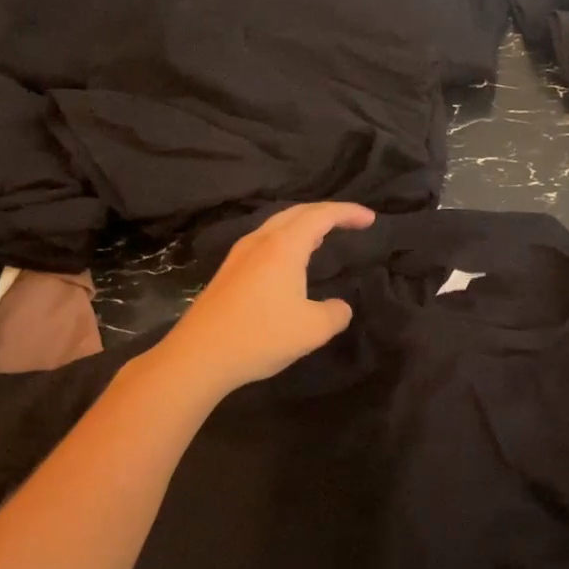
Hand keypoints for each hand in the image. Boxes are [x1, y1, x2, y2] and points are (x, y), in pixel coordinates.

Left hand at [146, 202, 375, 399]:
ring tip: (323, 237)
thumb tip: (340, 307)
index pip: (321, 215)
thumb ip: (336, 313)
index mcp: (283, 247)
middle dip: (327, 213)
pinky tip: (290, 260)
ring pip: (276, 226)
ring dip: (303, 225)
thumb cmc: (260, 337)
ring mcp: (239, 255)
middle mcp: (260, 242)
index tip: (370, 218)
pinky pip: (264, 242)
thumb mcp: (312, 329)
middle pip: (297, 212)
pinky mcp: (228, 273)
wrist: (198, 356)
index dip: (348, 213)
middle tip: (351, 222)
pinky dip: (286, 240)